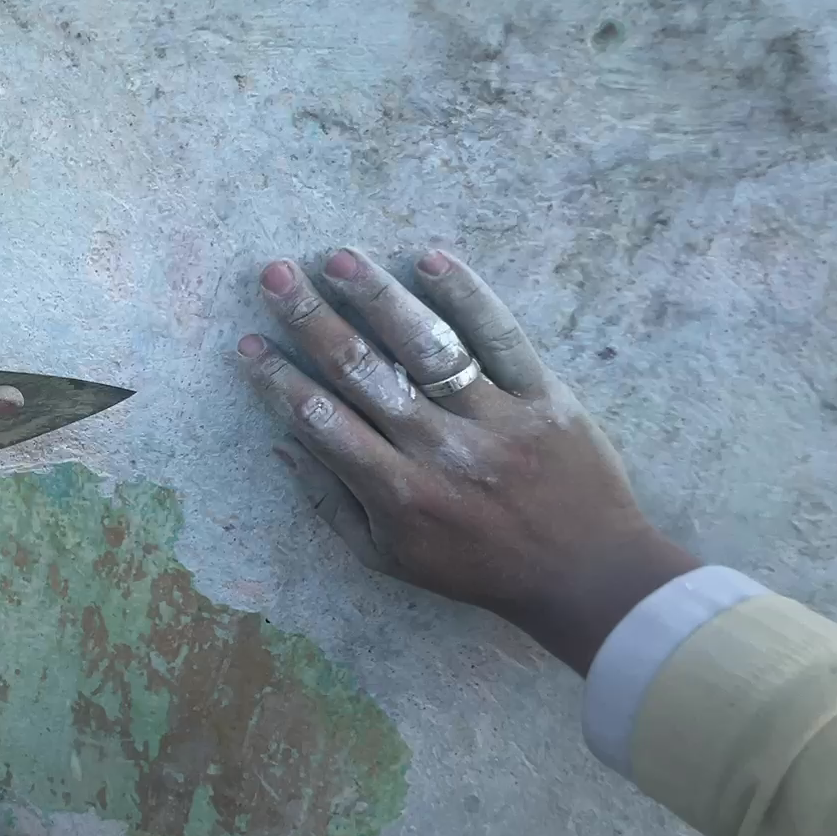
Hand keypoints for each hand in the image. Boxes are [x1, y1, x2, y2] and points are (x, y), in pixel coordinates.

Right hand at [238, 249, 696, 673]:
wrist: (589, 577)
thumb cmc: (472, 566)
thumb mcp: (383, 557)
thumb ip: (328, 502)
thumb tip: (282, 443)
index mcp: (395, 491)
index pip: (320, 420)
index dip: (276, 379)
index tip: (247, 343)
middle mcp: (438, 448)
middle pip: (362, 370)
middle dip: (309, 319)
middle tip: (274, 276)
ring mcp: (494, 418)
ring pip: (425, 345)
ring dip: (376, 296)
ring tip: (336, 258)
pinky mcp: (546, 397)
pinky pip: (501, 339)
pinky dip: (467, 297)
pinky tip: (430, 261)